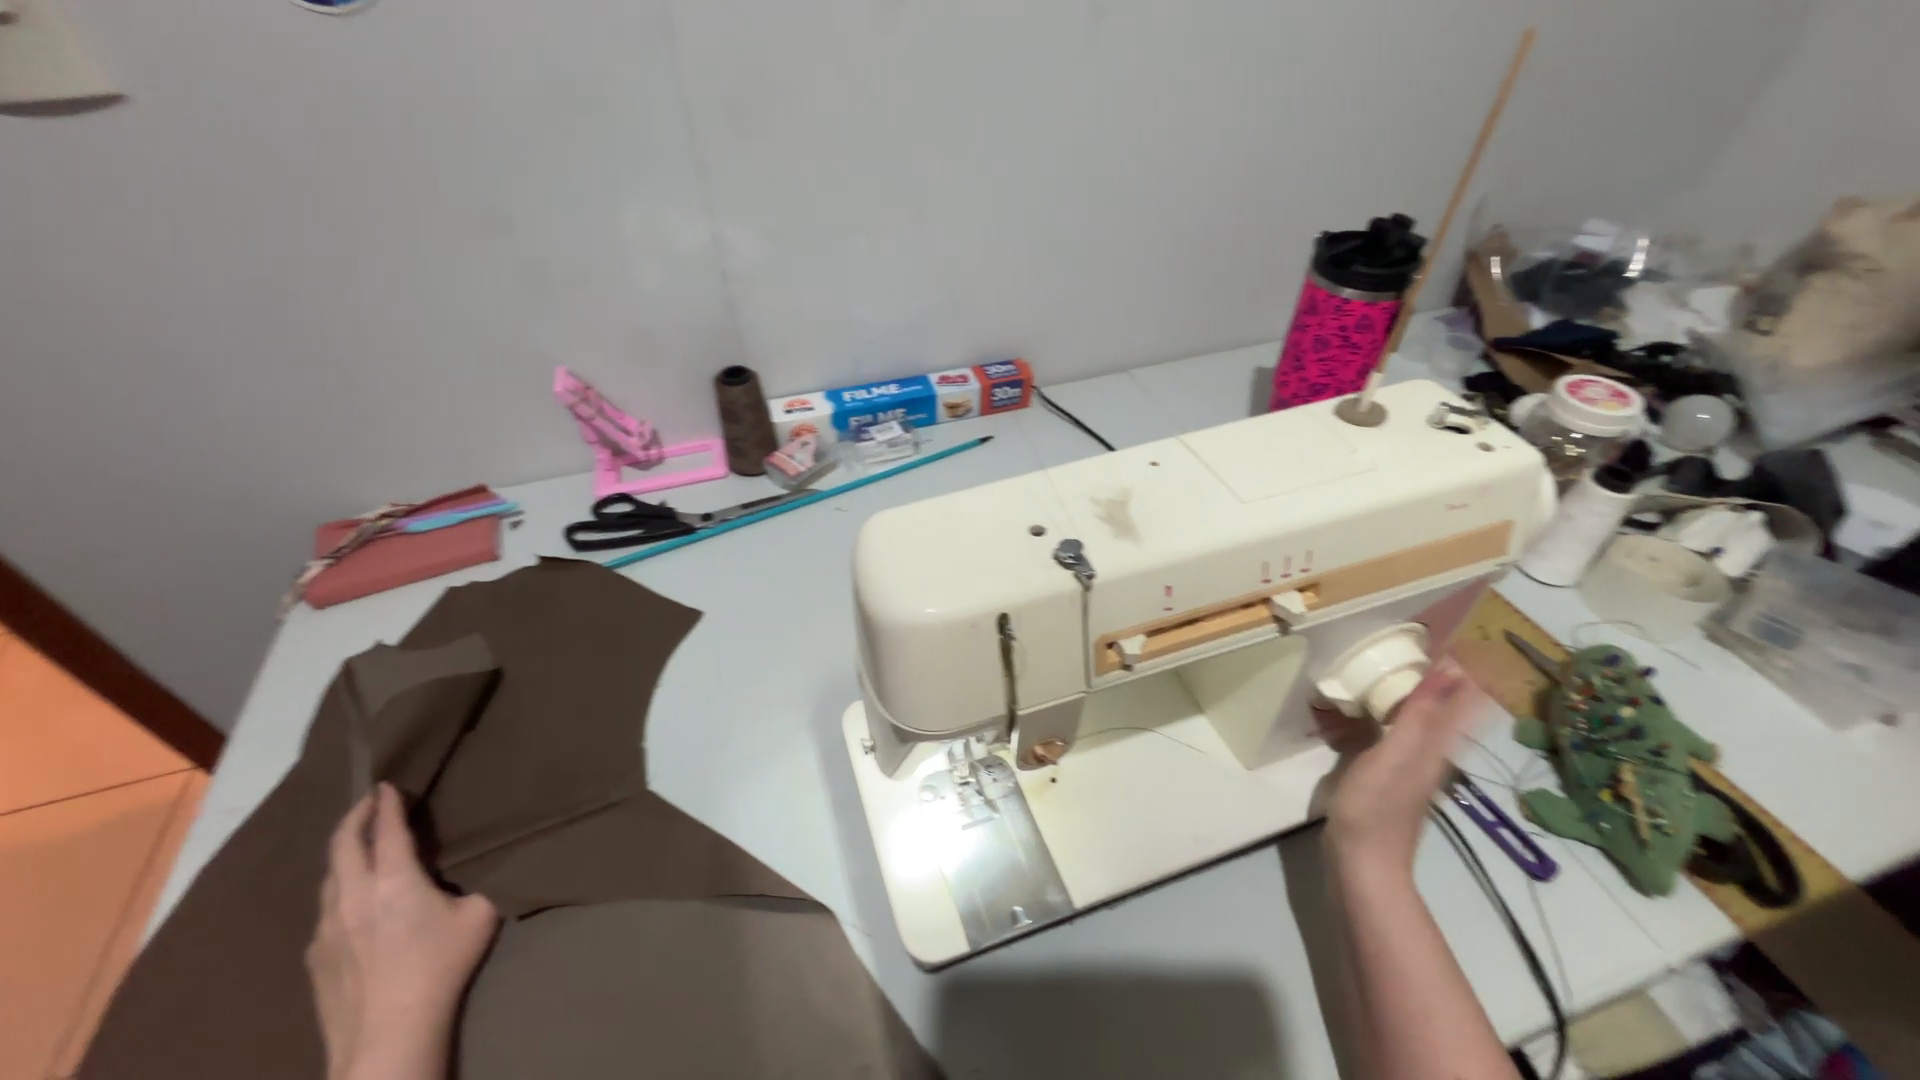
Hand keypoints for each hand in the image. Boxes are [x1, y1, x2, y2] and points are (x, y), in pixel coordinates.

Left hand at [306, 783, 498, 1079]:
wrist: (389, 1033)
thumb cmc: (440, 967)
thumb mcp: (479, 918)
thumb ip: (473, 888)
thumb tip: (470, 880)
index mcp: (395, 879)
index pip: (387, 828)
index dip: (387, 803)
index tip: (387, 785)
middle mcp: (353, 893)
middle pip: (343, 843)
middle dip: (354, 817)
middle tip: (367, 803)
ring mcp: (326, 925)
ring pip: (329, 876)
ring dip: (343, 854)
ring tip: (358, 848)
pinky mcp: (315, 954)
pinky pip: (325, 910)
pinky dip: (338, 891)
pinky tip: (352, 904)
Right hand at [1318, 660, 1482, 877]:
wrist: (1362, 864)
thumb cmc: (1375, 808)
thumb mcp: (1396, 754)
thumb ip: (1420, 714)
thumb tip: (1450, 669)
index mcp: (1437, 745)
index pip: (1463, 699)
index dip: (1464, 668)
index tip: (1450, 635)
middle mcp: (1430, 752)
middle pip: (1444, 707)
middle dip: (1436, 677)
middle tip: (1414, 646)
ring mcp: (1408, 766)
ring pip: (1417, 720)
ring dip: (1407, 695)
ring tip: (1385, 670)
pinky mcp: (1385, 778)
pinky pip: (1390, 735)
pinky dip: (1379, 717)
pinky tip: (1358, 713)